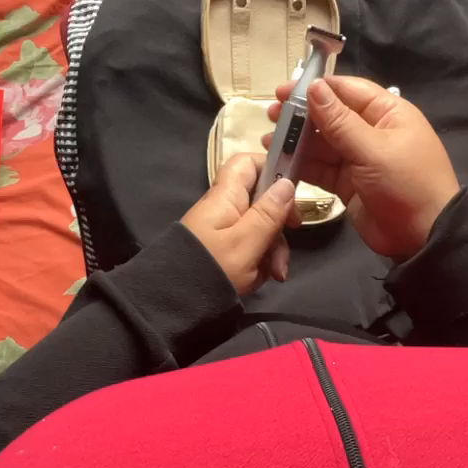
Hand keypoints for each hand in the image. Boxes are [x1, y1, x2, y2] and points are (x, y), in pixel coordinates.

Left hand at [180, 153, 294, 294]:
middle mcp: (224, 209)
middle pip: (261, 201)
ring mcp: (224, 232)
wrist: (176, 304)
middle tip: (291, 235)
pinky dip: (261, 263)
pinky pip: (251, 249)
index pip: (248, 163)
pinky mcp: (224, 253)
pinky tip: (264, 279)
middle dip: (279, 223)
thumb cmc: (213, 268)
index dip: (272, 168)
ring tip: (275, 274)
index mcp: (226, 196)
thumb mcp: (247, 242)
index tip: (291, 191)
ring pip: (260, 229)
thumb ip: (268, 213)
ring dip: (274, 249)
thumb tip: (287, 182)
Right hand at [267, 76, 460, 260]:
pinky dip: (302, 166)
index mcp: (387, 113)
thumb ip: (339, 121)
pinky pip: (322, 169)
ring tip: (268, 141)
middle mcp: (372, 131)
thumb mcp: (373, 150)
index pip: (347, 90)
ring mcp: (359, 159)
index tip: (282, 91)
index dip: (315, 89)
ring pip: (323, 144)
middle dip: (301, 117)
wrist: (422, 237)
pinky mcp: (348, 184)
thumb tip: (314, 87)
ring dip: (297, 142)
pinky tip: (281, 162)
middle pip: (331, 116)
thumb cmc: (406, 184)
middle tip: (271, 117)